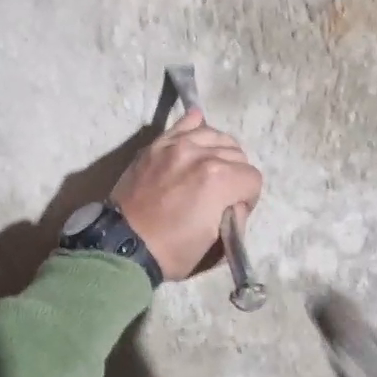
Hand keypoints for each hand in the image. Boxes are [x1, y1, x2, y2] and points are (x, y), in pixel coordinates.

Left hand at [110, 108, 262, 281]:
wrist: (123, 246)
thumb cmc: (171, 251)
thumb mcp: (214, 244)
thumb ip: (233, 216)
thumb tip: (233, 203)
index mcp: (218, 179)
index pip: (252, 179)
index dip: (248, 199)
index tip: (233, 212)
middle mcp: (200, 154)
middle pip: (237, 154)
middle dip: (235, 176)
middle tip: (220, 195)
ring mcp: (175, 146)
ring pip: (214, 135)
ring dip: (219, 153)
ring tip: (209, 171)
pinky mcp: (155, 146)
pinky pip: (183, 125)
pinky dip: (195, 127)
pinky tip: (197, 136)